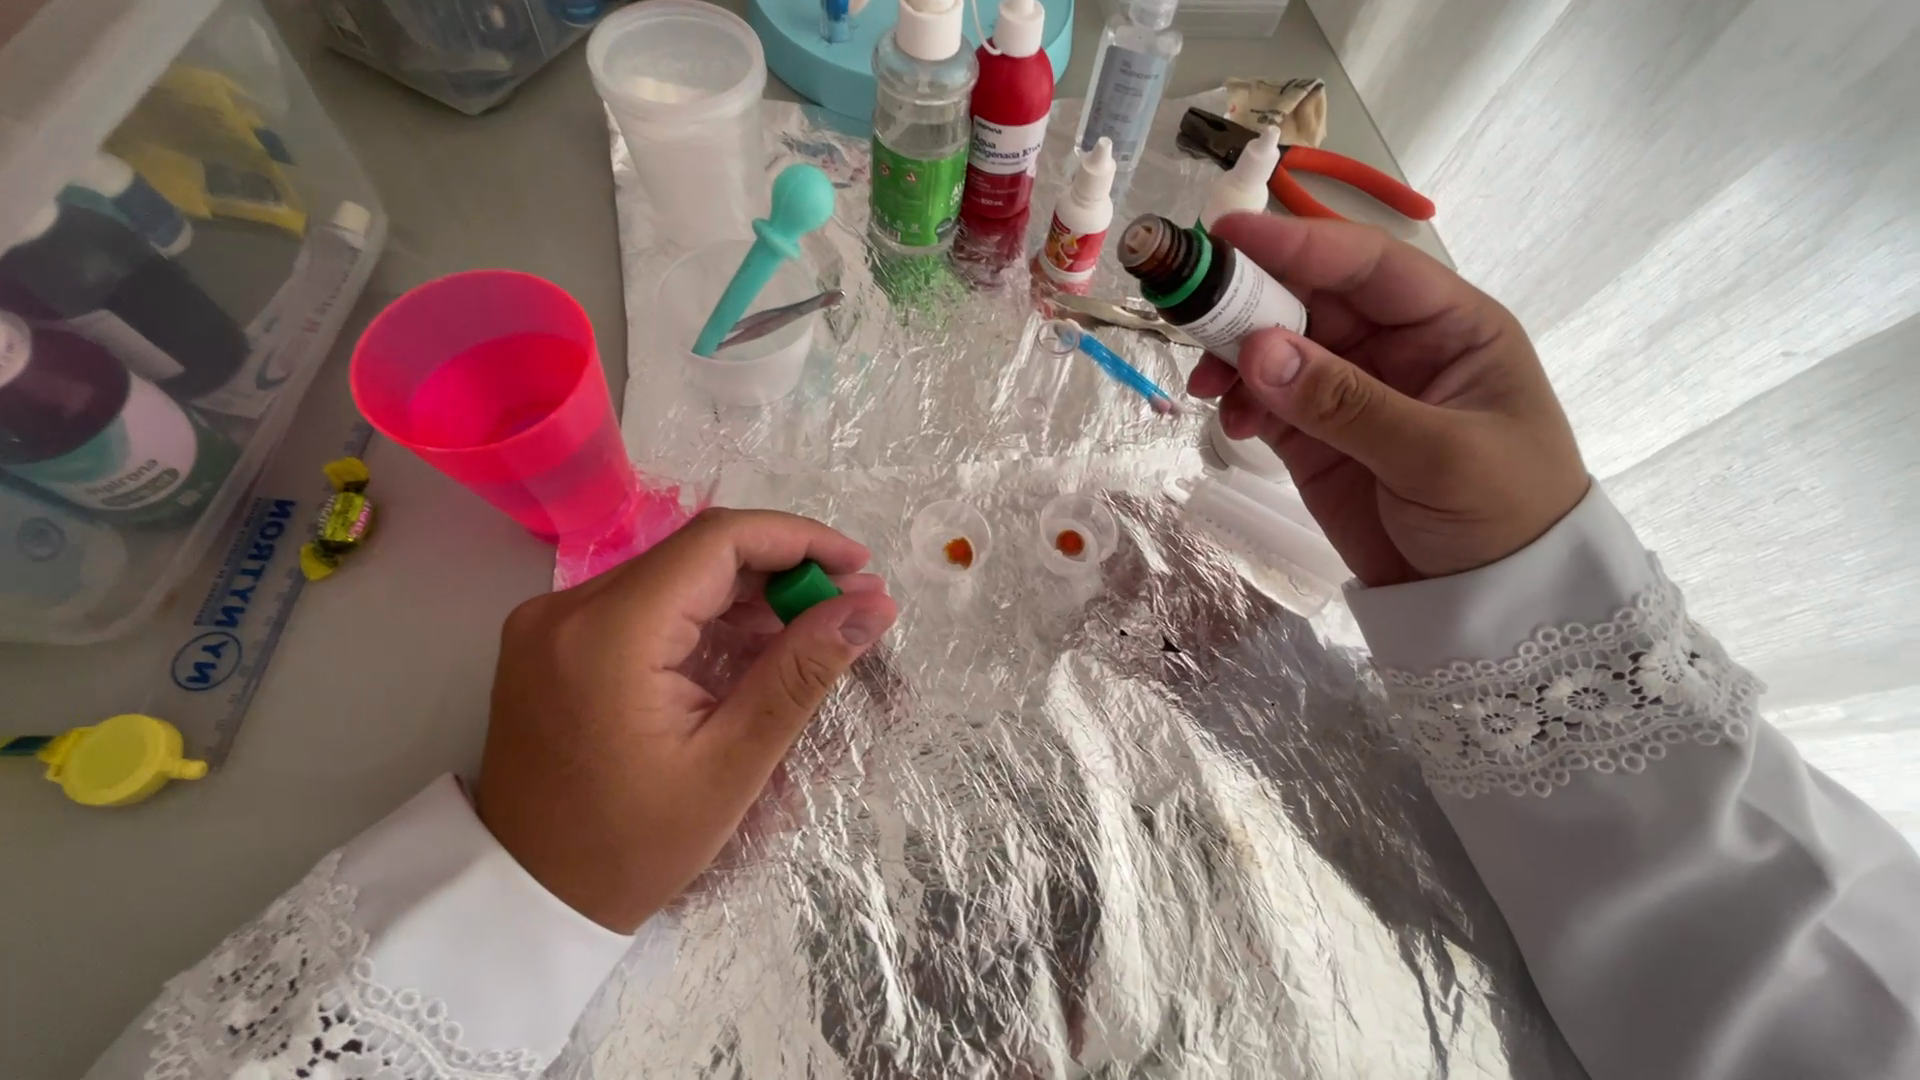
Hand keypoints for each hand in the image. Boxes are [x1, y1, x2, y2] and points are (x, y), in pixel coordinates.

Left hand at [475, 509, 898, 932]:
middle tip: (848, 603)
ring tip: (813, 623)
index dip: (800, 538)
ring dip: (750, 589)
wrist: (523, 897)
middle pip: (698, 551)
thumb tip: (873, 605)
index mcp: (609, 633)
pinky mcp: (555, 638)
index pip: (718, 540)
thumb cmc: (631, 846)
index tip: (858, 567)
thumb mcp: (733, 763)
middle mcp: (569, 606)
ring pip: (677, 571)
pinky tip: (755, 640)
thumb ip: (803, 671)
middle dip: (783, 567)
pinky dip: (709, 610)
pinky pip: (650, 599)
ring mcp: (554, 619)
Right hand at [1192, 213, 1588, 586]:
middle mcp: (1392, 347)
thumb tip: (1255, 351)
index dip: (1295, 245)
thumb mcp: (1436, 454)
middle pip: (1307, 302)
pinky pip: (1264, 403)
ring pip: (1275, 351)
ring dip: (1234, 361)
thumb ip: (1346, 402)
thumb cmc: (1499, 513)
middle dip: (1249, 306)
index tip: (1225, 238)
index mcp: (1446, 325)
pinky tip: (1234, 427)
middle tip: (1189, 315)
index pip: (1364, 266)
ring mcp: (1347, 392)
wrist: (1485, 599)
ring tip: (1207, 390)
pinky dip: (1240, 407)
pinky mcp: (1314, 437)